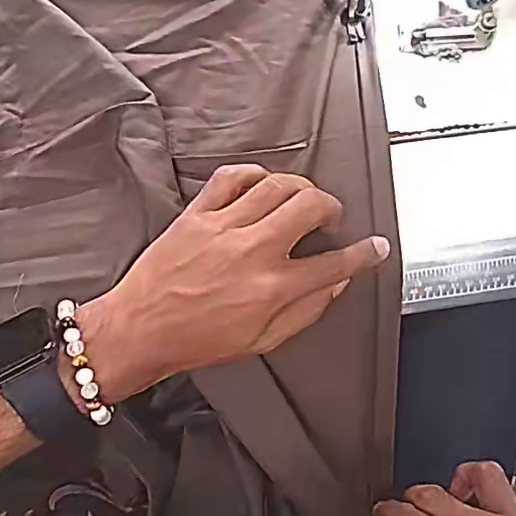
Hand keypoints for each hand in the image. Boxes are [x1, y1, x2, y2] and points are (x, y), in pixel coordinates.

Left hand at [78, 165, 389, 396]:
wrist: (140, 329)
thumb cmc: (196, 340)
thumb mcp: (261, 341)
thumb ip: (304, 311)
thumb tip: (333, 286)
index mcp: (271, 288)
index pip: (334, 263)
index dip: (364, 254)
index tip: (374, 247)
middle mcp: (251, 251)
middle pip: (311, 207)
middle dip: (332, 208)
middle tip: (330, 219)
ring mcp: (222, 227)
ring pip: (277, 185)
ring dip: (299, 188)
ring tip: (301, 200)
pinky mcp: (197, 214)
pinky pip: (231, 177)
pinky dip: (253, 174)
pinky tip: (261, 185)